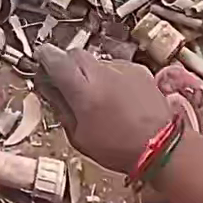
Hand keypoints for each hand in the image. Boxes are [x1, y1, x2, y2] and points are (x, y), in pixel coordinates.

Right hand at [34, 44, 172, 174]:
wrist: (163, 146)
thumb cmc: (118, 148)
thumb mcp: (79, 136)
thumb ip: (61, 108)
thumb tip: (48, 89)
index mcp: (81, 90)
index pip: (54, 59)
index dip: (44, 57)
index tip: (40, 59)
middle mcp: (100, 72)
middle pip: (74, 54)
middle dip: (66, 64)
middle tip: (67, 82)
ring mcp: (121, 68)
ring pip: (95, 60)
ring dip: (90, 72)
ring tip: (97, 97)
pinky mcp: (138, 69)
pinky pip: (115, 66)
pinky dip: (111, 76)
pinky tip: (117, 97)